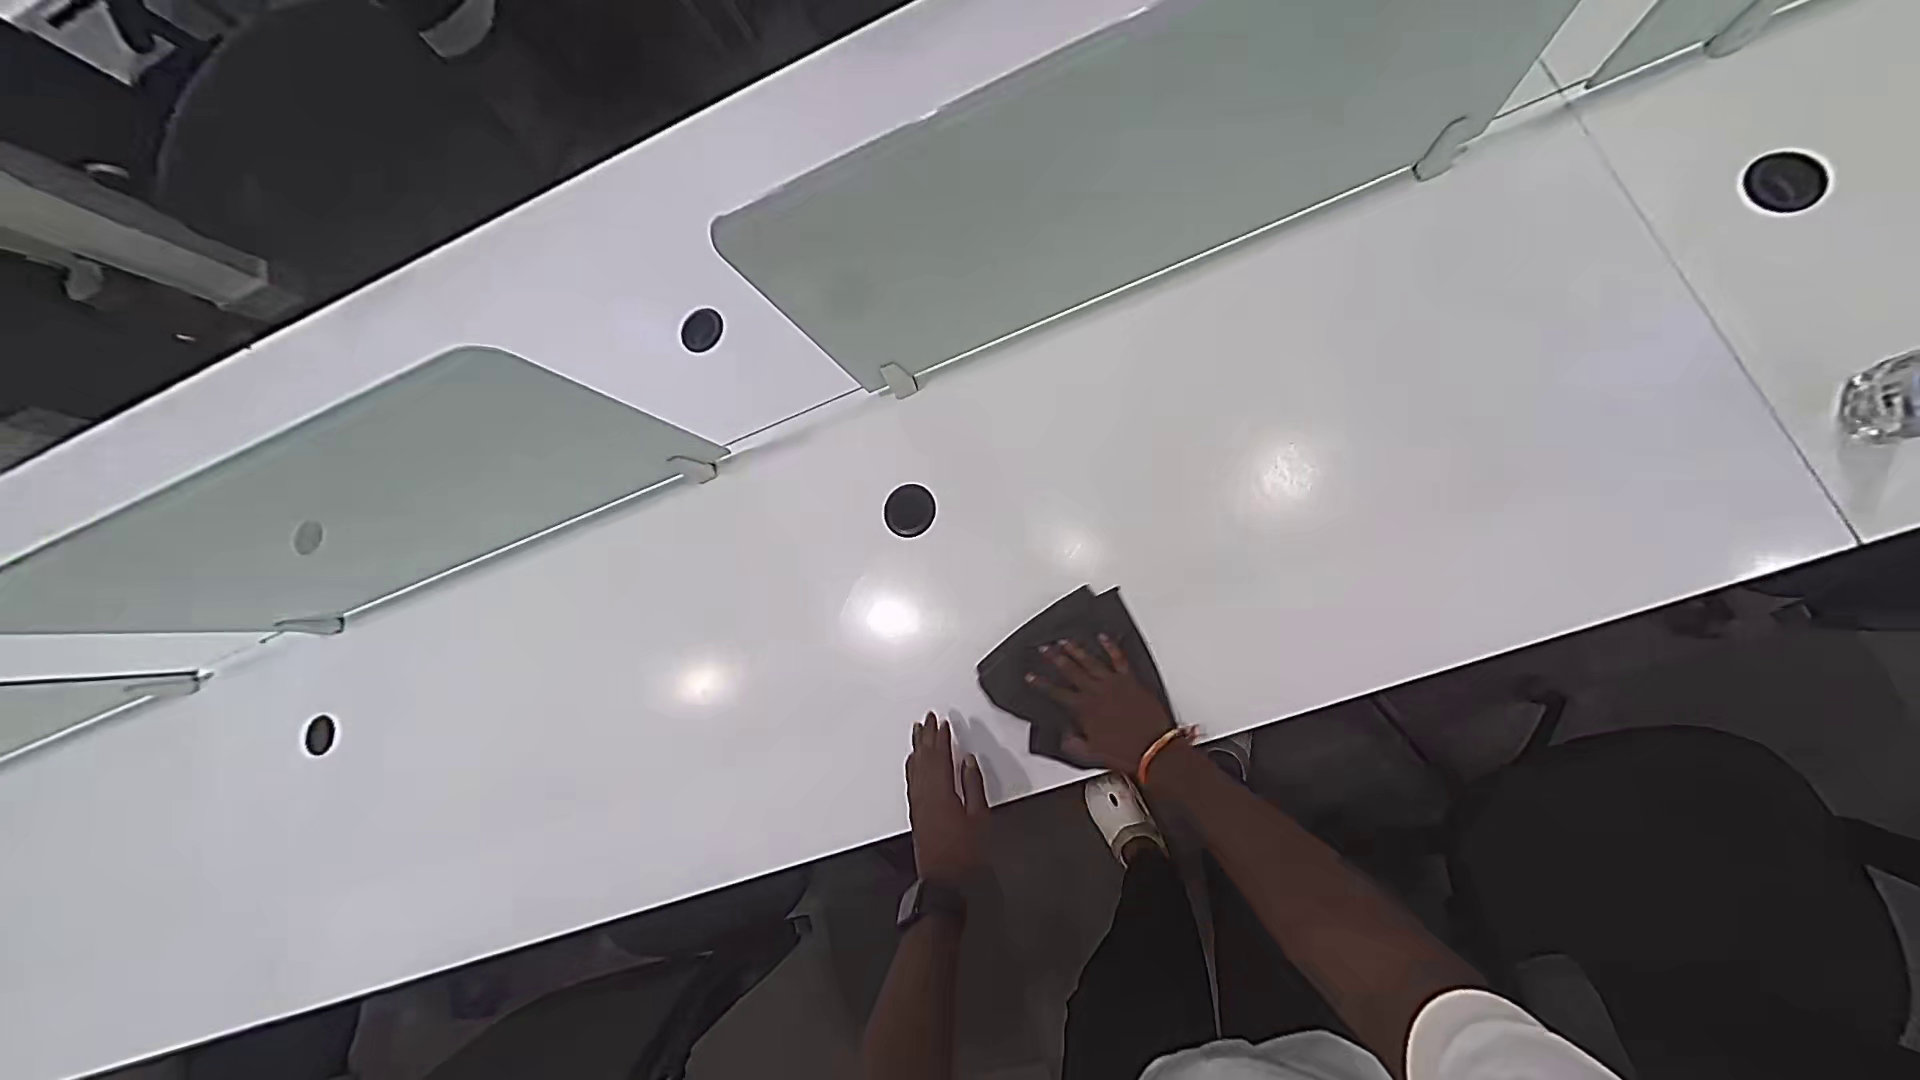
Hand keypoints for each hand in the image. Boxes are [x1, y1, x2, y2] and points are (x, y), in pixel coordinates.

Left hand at [906, 713, 988, 887]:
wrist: (943, 881)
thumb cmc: (963, 854)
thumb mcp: (979, 818)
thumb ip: (973, 785)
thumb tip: (968, 762)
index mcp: (941, 792)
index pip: (940, 757)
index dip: (941, 738)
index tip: (943, 722)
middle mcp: (925, 794)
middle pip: (924, 758)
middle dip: (927, 736)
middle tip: (928, 718)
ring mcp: (918, 803)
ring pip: (915, 767)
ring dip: (917, 746)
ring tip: (918, 730)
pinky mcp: (915, 812)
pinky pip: (911, 779)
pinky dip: (912, 765)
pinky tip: (912, 760)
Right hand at [1027, 635, 1175, 771]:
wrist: (1152, 749)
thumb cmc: (1124, 752)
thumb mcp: (1091, 753)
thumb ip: (1073, 743)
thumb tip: (1064, 736)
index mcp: (1084, 709)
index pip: (1056, 692)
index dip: (1041, 683)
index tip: (1031, 676)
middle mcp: (1095, 692)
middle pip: (1070, 670)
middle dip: (1055, 658)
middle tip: (1044, 649)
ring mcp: (1113, 683)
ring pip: (1090, 661)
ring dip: (1076, 650)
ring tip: (1066, 641)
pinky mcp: (1130, 680)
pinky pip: (1118, 658)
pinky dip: (1111, 646)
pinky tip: (1103, 638)